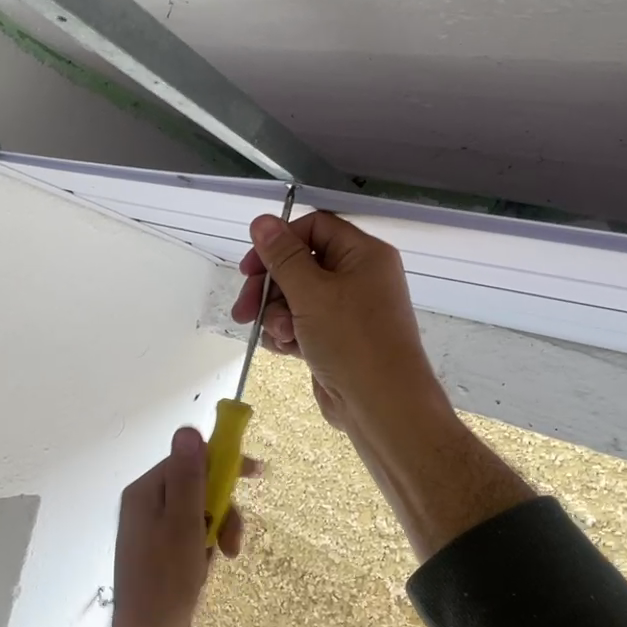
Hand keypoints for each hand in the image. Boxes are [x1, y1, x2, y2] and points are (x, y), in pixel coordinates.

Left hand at [109, 427, 247, 626]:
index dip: (223, 464)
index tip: (258, 474)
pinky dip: (203, 547)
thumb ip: (189, 478)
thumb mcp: (184, 524)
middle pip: (195, 486)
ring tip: (221, 560)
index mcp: (145, 492)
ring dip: (216, 532)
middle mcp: (144, 504)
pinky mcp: (157, 550)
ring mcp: (149, 528)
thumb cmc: (166, 580)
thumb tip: (188, 429)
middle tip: (235, 541)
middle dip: (222, 509)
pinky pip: (189, 534)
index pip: (189, 460)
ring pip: (197, 512)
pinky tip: (205, 570)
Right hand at [234, 212, 532, 559]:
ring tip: (280, 337)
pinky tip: (285, 349)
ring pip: (296, 298)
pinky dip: (288, 334)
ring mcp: (348, 311)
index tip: (249, 268)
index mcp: (363, 255)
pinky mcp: (337, 340)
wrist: (381, 405)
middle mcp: (359, 277)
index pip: (313, 229)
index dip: (278, 243)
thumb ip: (282, 256)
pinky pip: (302, 324)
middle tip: (245, 310)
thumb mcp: (311, 293)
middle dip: (270, 288)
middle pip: (300, 266)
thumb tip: (262, 220)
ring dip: (277, 316)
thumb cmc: (352, 342)